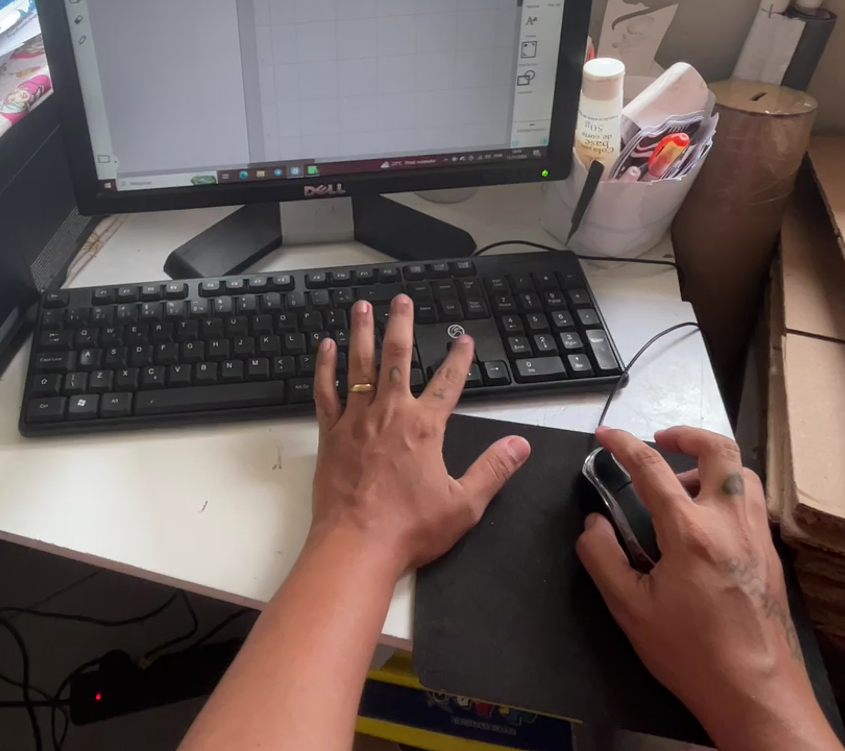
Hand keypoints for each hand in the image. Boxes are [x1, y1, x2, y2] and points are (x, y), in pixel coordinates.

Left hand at [307, 295, 530, 576]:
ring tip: (361, 306)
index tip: (464, 338)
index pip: (448, 383)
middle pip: (397, 357)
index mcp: (424, 427)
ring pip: (359, 364)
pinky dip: (325, 367)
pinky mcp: (331, 432)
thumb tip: (519, 444)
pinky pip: (326, 391)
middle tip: (401, 299)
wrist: (357, 544)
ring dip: (361, 332)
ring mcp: (357, 419)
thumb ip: (493, 469)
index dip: (459, 358)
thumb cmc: (410, 528)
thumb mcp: (464, 504)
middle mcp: (390, 413)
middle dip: (401, 324)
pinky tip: (326, 347)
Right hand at [576, 426, 838, 750]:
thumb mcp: (627, 608)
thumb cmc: (690, 655)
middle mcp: (730, 525)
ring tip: (680, 485)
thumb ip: (601, 555)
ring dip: (709, 465)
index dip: (622, 443)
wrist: (759, 700)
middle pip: (721, 451)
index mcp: (690, 533)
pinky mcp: (772, 559)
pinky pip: (752, 504)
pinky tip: (704, 521)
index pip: (651, 467)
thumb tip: (594, 522)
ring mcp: (758, 540)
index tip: (604, 435)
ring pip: (743, 474)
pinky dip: (726, 492)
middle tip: (660, 440)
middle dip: (687, 434)